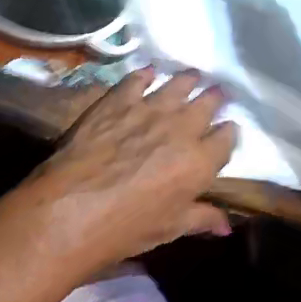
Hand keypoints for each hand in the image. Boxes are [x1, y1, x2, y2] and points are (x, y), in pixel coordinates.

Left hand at [10, 70, 237, 268]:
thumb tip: (225, 225)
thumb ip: (199, 219)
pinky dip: (144, 74)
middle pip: (205, 105)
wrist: (72, 204)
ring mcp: (147, 110)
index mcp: (199, 162)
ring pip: (177, 86)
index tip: (226, 130)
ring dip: (188, 80)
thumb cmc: (124, 226)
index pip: (226, 139)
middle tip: (216, 94)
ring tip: (192, 76)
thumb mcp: (168, 229)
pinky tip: (148, 72)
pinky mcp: (116, 101)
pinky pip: (136, 80)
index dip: (228, 133)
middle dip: (213, 99)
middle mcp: (180, 129)